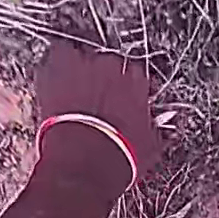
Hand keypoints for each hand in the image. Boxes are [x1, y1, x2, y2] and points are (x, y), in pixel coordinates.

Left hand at [33, 41, 161, 185]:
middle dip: (102, 81)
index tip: (121, 105)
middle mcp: (114, 66)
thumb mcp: (149, 149)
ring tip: (74, 94)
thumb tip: (162, 134)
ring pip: (83, 56)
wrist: (85, 163)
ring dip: (79, 71)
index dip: (126, 91)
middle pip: (108, 64)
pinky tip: (56, 86)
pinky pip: (59, 54)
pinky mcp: (60, 66)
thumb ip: (156, 131)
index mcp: (138, 82)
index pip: (136, 76)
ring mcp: (86, 64)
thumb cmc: (116, 157)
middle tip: (95, 103)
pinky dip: (56, 68)